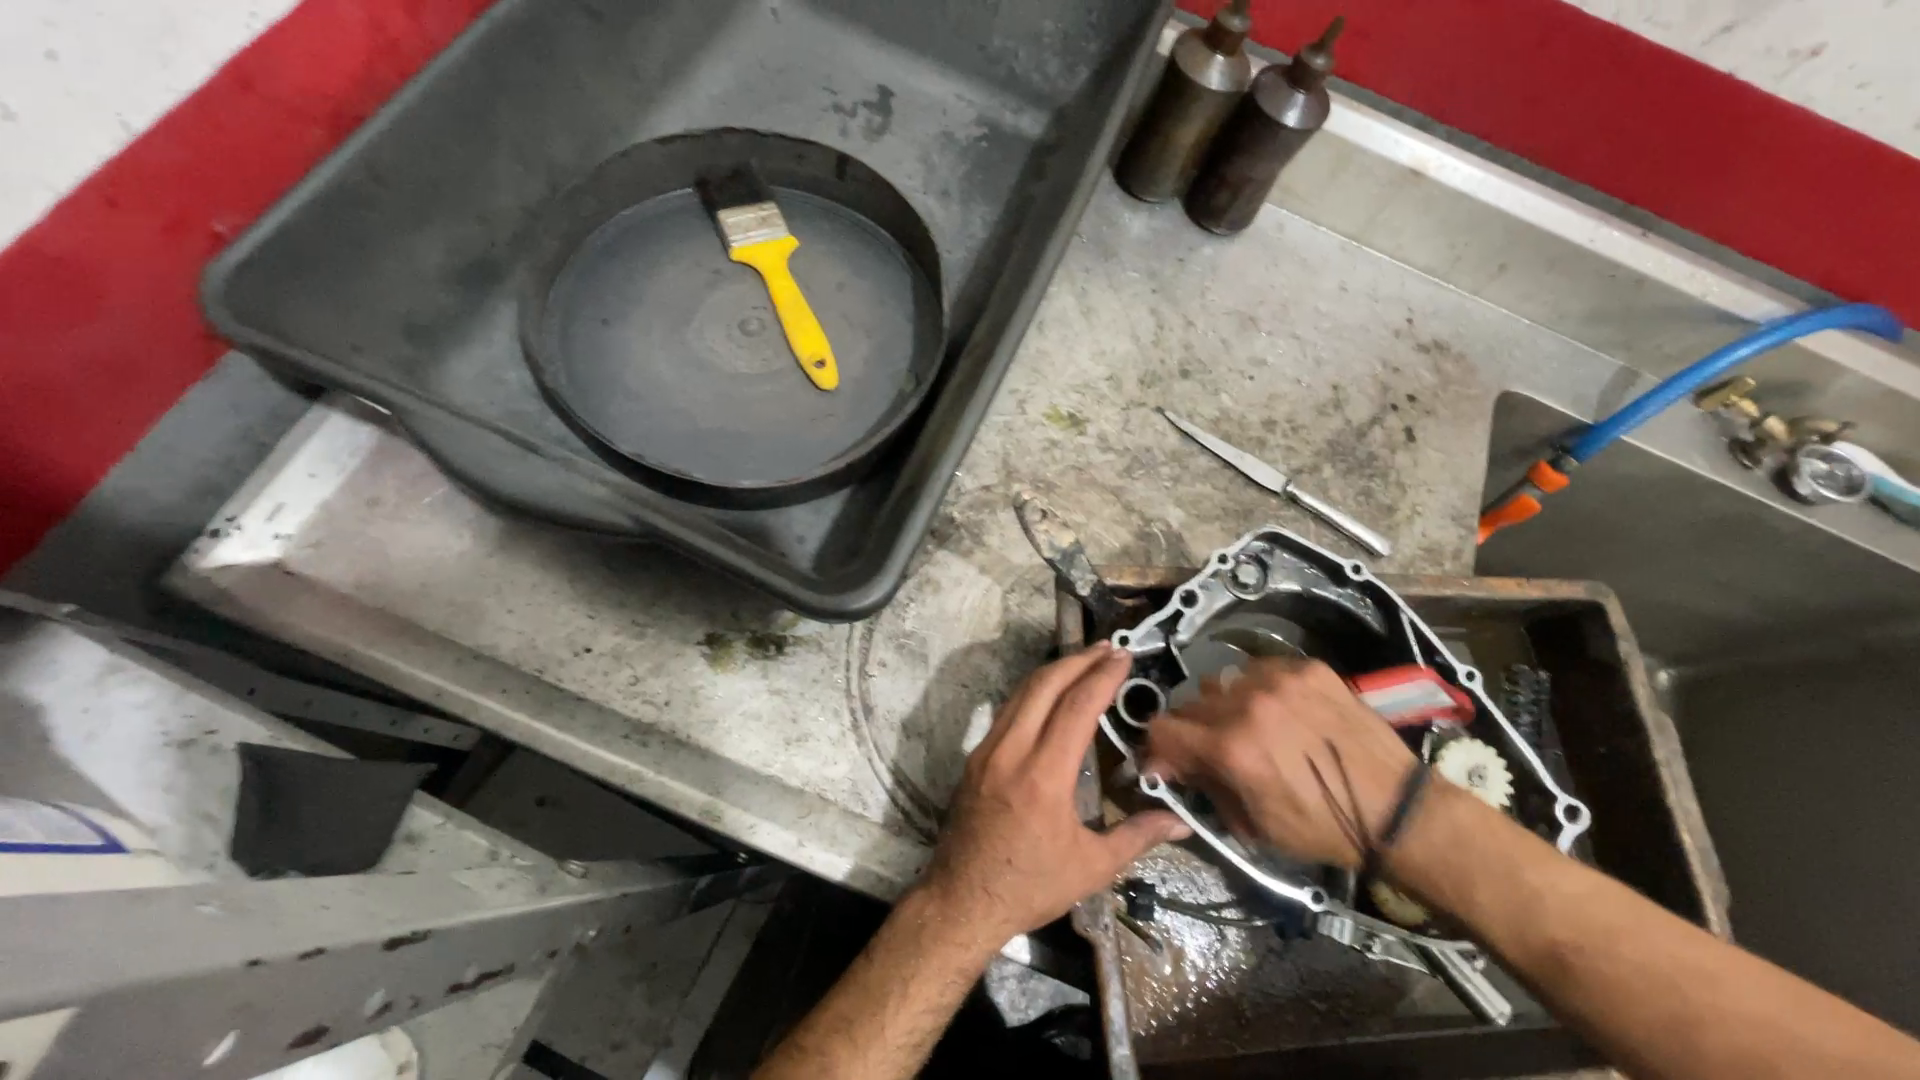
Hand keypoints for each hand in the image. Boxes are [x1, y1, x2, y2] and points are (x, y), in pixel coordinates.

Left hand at [917, 645, 1189, 943]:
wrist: (961, 901)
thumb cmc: (1030, 887)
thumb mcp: (1091, 867)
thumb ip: (1138, 836)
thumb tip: (1182, 824)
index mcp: (1044, 776)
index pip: (1077, 707)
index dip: (1102, 677)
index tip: (1123, 657)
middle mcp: (1012, 752)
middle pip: (1044, 686)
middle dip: (1078, 660)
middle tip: (1107, 648)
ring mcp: (987, 752)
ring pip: (1021, 693)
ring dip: (1053, 671)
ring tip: (1083, 660)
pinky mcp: (975, 758)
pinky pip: (1007, 711)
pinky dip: (1033, 692)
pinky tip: (1051, 693)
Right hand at [1144, 657, 1415, 867]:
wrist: (1397, 809)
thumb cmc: (1322, 827)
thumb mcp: (1252, 825)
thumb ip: (1206, 788)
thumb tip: (1175, 768)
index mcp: (1230, 748)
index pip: (1161, 729)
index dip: (1159, 749)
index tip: (1170, 763)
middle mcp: (1247, 704)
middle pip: (1189, 704)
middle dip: (1193, 730)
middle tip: (1213, 750)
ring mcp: (1279, 680)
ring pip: (1223, 682)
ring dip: (1225, 705)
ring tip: (1251, 727)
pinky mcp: (1308, 668)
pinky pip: (1261, 670)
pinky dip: (1260, 690)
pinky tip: (1282, 712)